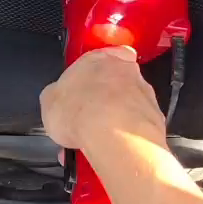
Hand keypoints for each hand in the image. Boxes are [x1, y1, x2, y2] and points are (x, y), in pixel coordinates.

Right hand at [41, 46, 166, 153]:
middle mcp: (126, 71)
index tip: (81, 87)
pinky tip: (107, 148)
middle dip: (100, 101)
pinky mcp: (153, 118)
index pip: (100, 55)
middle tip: (84, 119)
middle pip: (113, 82)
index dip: (90, 73)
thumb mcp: (49, 100)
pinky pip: (135, 127)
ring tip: (93, 140)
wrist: (113, 135)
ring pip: (125, 106)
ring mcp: (143, 94)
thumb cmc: (83, 110)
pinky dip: (123, 137)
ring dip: (112, 121)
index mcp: (100, 58)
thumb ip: (55, 95)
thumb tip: (53, 100)